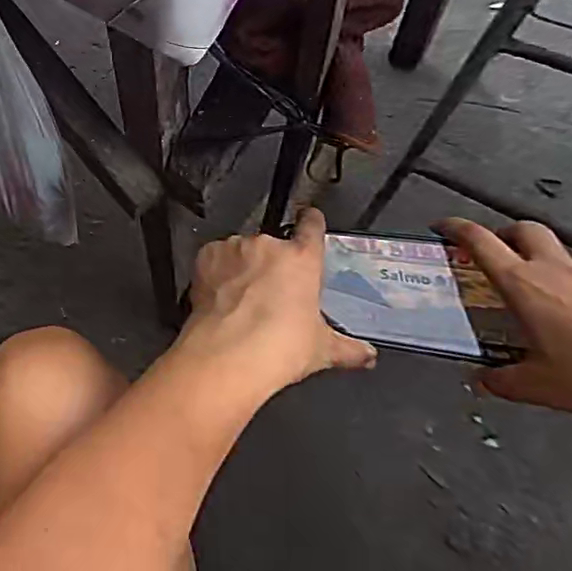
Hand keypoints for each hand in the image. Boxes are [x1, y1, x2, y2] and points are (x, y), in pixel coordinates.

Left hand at [182, 208, 375, 392]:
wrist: (228, 352)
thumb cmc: (280, 346)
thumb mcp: (323, 349)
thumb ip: (348, 347)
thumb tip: (366, 354)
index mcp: (301, 259)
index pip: (311, 228)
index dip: (311, 221)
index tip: (310, 216)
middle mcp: (266, 245)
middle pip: (273, 247)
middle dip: (273, 265)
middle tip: (272, 293)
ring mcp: (232, 247)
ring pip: (242, 251)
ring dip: (245, 266)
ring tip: (244, 298)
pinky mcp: (205, 254)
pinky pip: (217, 257)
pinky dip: (220, 270)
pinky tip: (223, 295)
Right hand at [437, 218, 571, 457]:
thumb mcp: (546, 390)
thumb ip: (507, 380)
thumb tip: (486, 381)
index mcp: (528, 287)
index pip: (479, 239)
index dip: (456, 228)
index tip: (446, 228)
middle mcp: (566, 275)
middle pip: (527, 231)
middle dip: (507, 236)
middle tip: (499, 255)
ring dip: (558, 280)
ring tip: (564, 321)